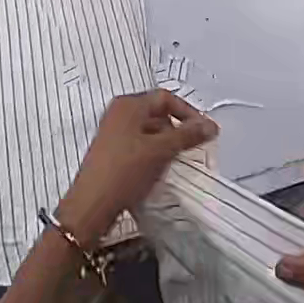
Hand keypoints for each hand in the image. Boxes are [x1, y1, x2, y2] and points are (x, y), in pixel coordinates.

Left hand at [56, 90, 215, 245]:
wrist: (92, 204)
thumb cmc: (125, 171)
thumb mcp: (161, 151)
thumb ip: (187, 135)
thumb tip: (210, 124)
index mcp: (128, 104)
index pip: (166, 98)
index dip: (188, 112)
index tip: (204, 131)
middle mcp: (118, 112)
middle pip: (157, 112)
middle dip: (177, 129)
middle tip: (192, 148)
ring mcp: (113, 131)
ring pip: (148, 130)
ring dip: (166, 143)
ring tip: (177, 161)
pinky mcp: (111, 150)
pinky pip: (138, 143)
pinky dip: (153, 152)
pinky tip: (159, 170)